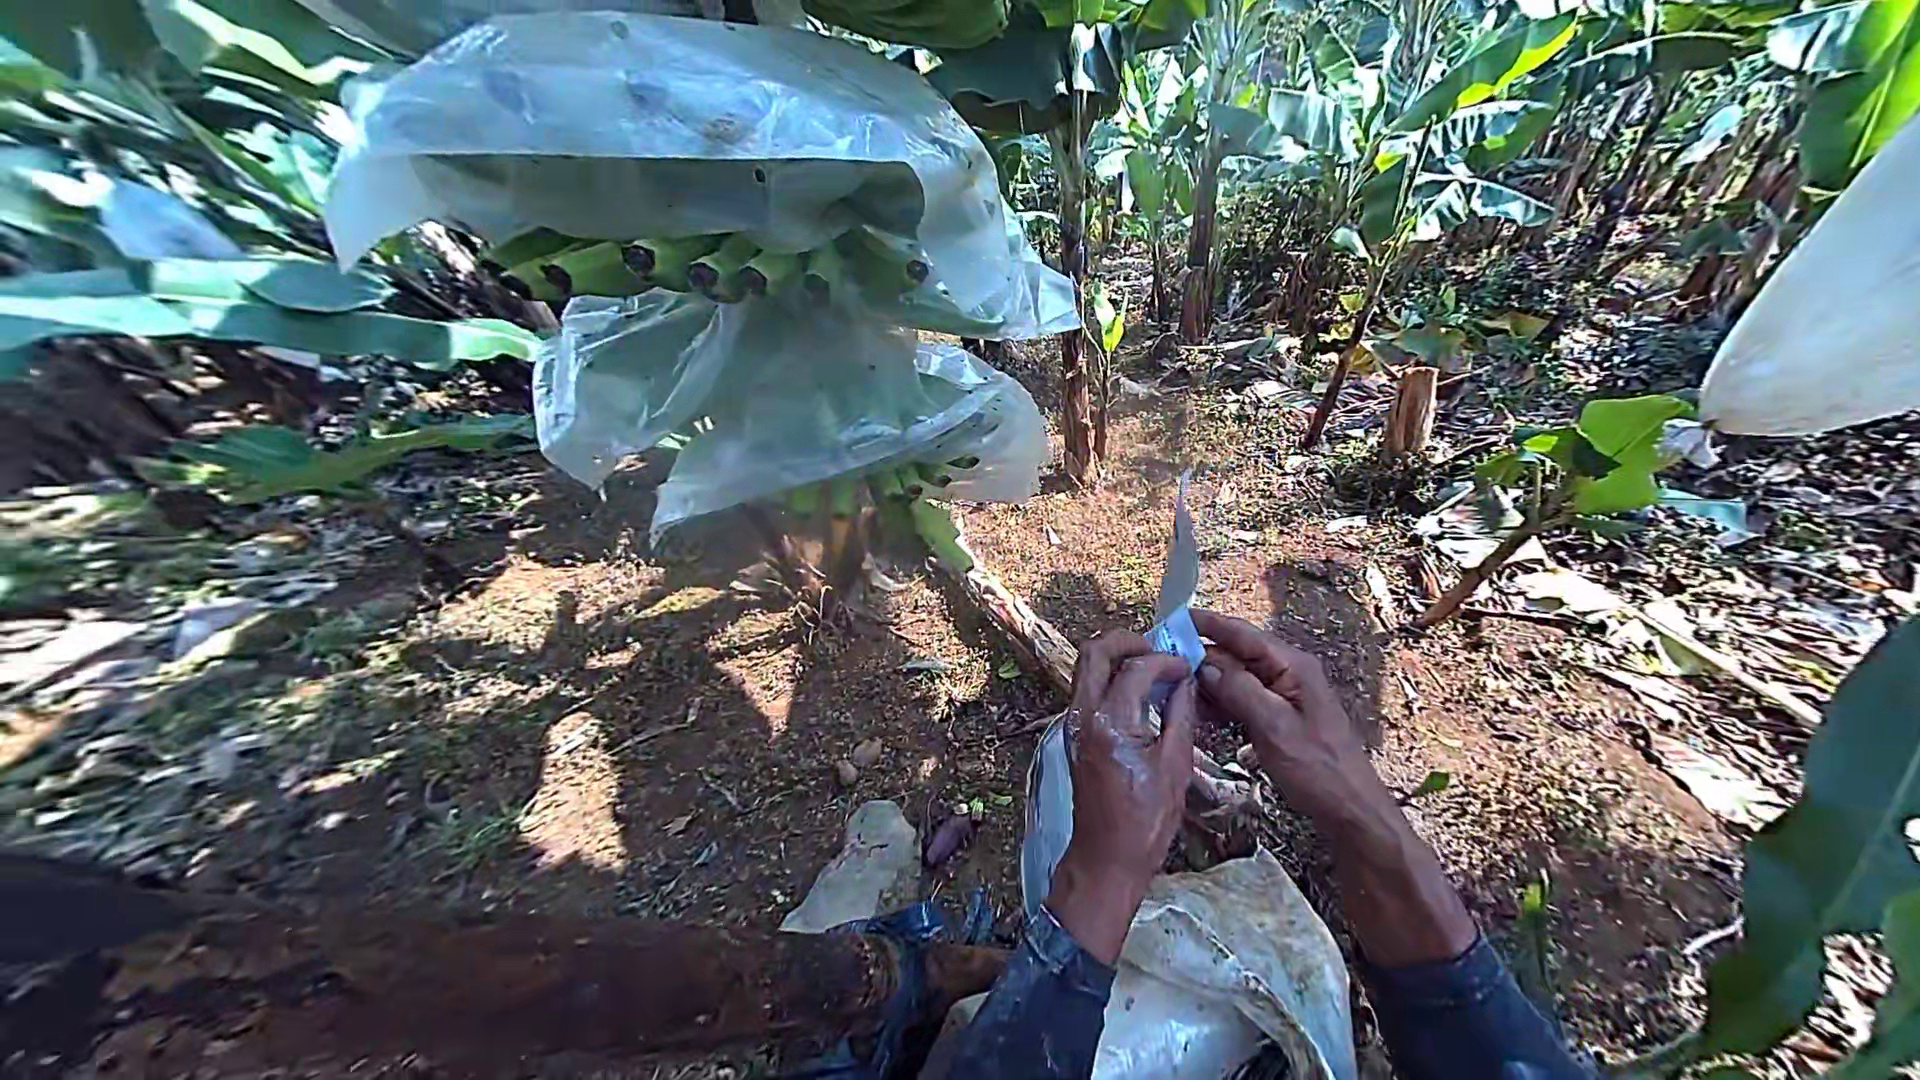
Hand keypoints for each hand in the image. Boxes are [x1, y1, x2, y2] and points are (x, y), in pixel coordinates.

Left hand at [1045, 631, 1194, 965]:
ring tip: (1152, 667)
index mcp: (1111, 722)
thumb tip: (1186, 681)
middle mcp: (1084, 713)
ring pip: (1085, 665)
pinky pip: (1087, 686)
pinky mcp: (1074, 730)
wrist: (1105, 857)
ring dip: (1116, 656)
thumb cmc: (1144, 821)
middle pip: (1095, 650)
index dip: (1165, 660)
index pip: (1135, 667)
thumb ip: (1180, 716)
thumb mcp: (1175, 767)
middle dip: (1128, 640)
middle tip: (1159, 651)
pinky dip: (1110, 676)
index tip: (1186, 667)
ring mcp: (1074, 721)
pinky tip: (1139, 690)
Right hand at [1191, 611, 1476, 965]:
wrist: (1352, 814)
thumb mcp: (1275, 727)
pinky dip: (1219, 703)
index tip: (1172, 619)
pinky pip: (1239, 698)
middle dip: (1200, 657)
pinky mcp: (1275, 715)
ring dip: (1206, 683)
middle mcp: (1286, 673)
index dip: (1206, 623)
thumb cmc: (1318, 769)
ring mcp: (1281, 694)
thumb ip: (1238, 690)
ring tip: (1175, 691)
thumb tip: (1202, 665)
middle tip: (1162, 663)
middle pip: (1234, 654)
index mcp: (1292, 666)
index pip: (1242, 633)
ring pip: (1233, 677)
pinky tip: (1200, 714)